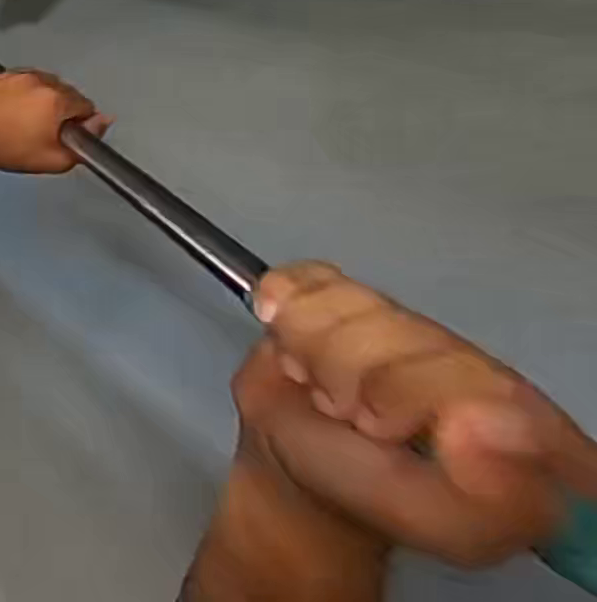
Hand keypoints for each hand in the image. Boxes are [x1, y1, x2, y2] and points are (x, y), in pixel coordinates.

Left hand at [0, 70, 110, 174]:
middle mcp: (38, 79)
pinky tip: (10, 109)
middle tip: (42, 129)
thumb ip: (88, 140)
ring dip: (42, 97)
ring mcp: (15, 75)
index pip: (85, 106)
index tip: (62, 134)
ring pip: (43, 84)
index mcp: (57, 97)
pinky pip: (20, 81)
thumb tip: (103, 120)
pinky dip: (21, 92)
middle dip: (61, 108)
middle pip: (65, 92)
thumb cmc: (9, 151)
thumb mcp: (56, 158)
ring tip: (24, 119)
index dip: (78, 123)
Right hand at [235, 261, 596, 566]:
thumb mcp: (443, 519)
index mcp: (515, 410)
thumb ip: (494, 493)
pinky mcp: (334, 299)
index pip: (456, 365)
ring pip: (341, 299)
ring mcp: (396, 323)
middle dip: (340, 370)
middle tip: (342, 410)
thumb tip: (498, 419)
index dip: (396, 389)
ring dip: (305, 343)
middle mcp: (464, 358)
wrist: (295, 462)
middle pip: (390, 326)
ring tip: (314, 379)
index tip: (375, 429)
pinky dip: (281, 296)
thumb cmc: (367, 492)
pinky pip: (306, 274)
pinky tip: (279, 324)